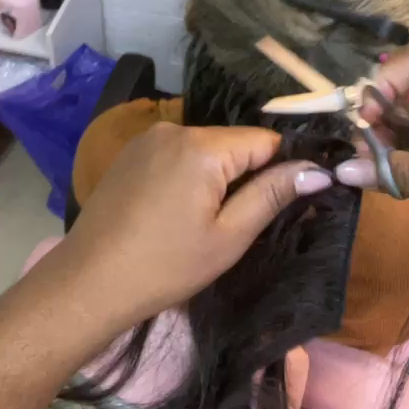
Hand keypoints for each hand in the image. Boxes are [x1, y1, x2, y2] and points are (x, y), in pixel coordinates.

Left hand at [45, 122, 333, 328]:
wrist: (90, 280)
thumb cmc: (166, 266)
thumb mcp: (228, 237)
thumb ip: (272, 196)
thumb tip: (318, 170)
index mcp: (202, 146)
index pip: (264, 140)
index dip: (285, 167)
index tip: (294, 200)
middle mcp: (174, 129)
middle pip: (233, 142)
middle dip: (249, 173)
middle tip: (248, 220)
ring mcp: (147, 139)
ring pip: (204, 148)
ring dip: (218, 175)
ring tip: (213, 220)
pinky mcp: (130, 153)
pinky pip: (176, 154)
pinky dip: (189, 174)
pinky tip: (181, 211)